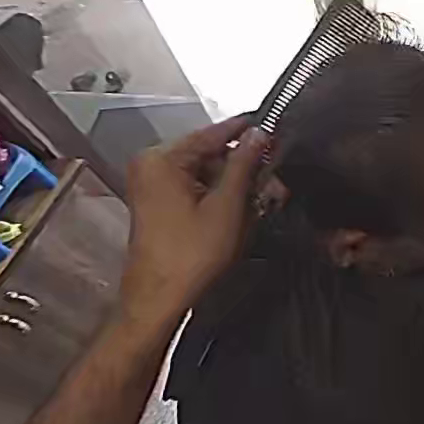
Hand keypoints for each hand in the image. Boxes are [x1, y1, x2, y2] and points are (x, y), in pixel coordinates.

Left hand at [118, 115, 269, 323]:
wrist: (158, 298)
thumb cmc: (192, 253)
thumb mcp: (226, 206)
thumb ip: (243, 165)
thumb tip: (259, 132)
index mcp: (162, 159)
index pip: (211, 133)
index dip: (244, 130)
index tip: (272, 125)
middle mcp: (151, 164)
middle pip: (206, 153)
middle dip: (241, 165)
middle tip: (272, 177)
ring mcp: (151, 184)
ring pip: (202, 171)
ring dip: (231, 183)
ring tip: (260, 197)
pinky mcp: (156, 202)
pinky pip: (192, 186)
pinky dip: (215, 195)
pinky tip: (239, 208)